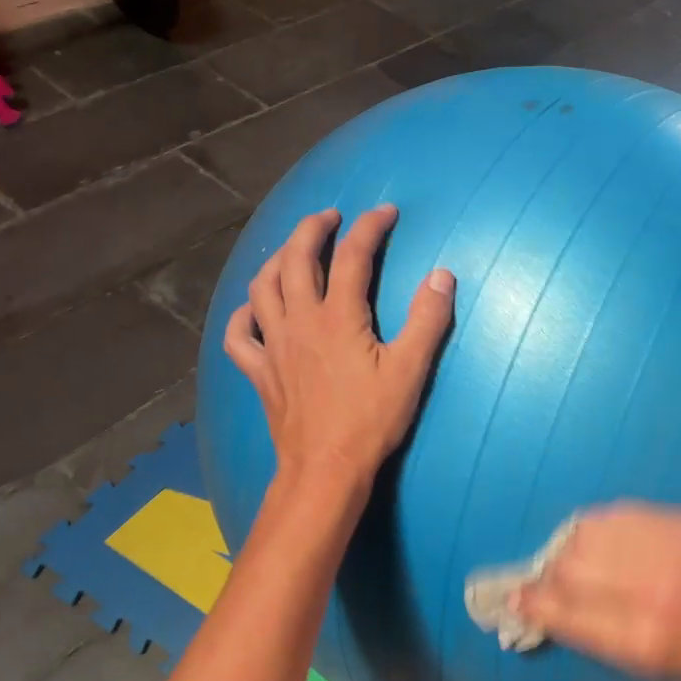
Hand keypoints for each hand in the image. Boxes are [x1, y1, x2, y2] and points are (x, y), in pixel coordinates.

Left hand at [223, 205, 454, 492]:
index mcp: (338, 317)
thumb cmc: (371, 420)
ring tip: (293, 249)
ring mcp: (273, 346)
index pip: (353, 256)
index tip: (386, 211)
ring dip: (277, 259)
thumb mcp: (410, 370)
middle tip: (330, 216)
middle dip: (312, 229)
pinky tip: (252, 309)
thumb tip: (442, 275)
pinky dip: (242, 314)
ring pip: (262, 287)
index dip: (370, 227)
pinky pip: (238, 335)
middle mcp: (299, 321)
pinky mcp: (260, 371)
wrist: (324, 468)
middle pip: (296, 260)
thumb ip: (428, 318)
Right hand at [513, 503, 680, 680]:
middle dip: (547, 574)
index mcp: (642, 638)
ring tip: (573, 558)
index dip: (532, 603)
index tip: (515, 599)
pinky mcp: (673, 518)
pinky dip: (596, 526)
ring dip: (568, 546)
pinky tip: (601, 538)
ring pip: (586, 532)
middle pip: (568, 566)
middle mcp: (648, 588)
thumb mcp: (654, 662)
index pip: (564, 611)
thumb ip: (597, 632)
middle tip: (548, 582)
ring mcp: (662, 545)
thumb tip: (546, 606)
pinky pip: (613, 513)